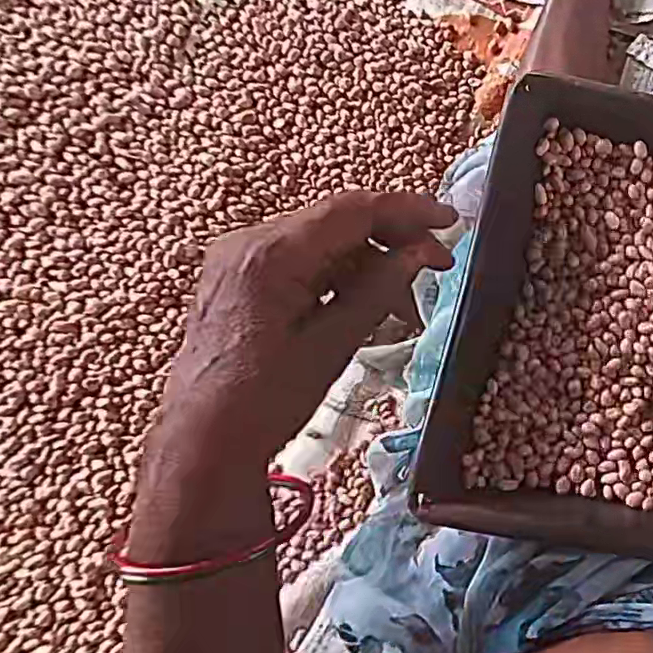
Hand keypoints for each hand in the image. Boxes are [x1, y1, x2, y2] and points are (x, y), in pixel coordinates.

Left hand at [150, 191, 456, 468]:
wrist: (203, 442)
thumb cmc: (266, 399)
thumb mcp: (333, 344)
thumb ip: (379, 288)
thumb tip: (421, 253)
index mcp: (271, 255)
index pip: (352, 211)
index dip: (408, 210)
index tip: (449, 220)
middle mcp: (250, 244)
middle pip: (339, 222)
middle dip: (393, 240)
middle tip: (438, 265)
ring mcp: (241, 260)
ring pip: (325, 243)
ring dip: (371, 264)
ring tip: (406, 305)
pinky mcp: (243, 280)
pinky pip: (305, 264)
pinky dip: (342, 278)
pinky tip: (368, 306)